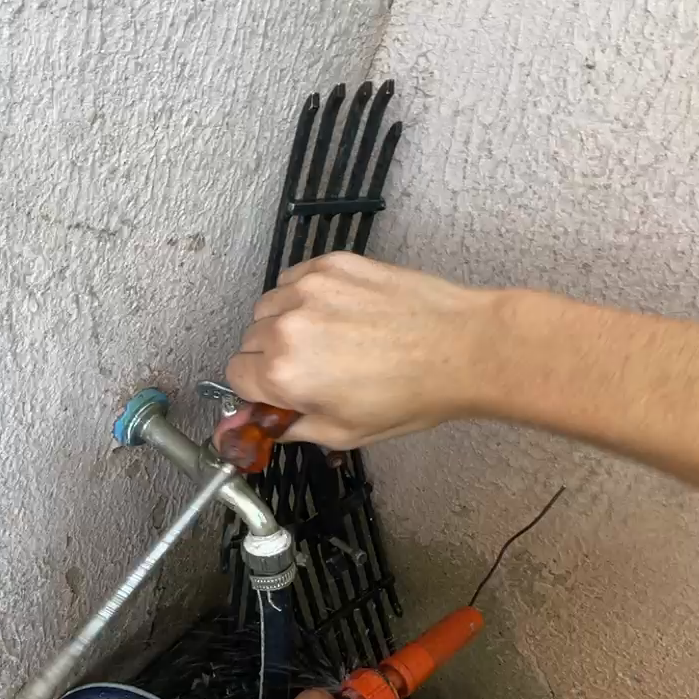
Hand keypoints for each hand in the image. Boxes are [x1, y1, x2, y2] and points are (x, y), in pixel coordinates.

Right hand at [224, 252, 511, 448]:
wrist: (462, 348)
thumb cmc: (411, 393)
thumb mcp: (343, 433)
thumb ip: (286, 429)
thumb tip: (251, 428)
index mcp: (285, 374)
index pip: (235, 376)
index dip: (257, 388)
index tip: (278, 390)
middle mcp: (287, 327)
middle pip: (249, 341)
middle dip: (270, 357)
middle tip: (310, 367)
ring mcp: (309, 289)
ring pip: (267, 307)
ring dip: (282, 324)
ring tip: (325, 337)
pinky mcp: (331, 265)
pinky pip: (293, 279)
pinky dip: (303, 295)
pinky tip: (335, 312)